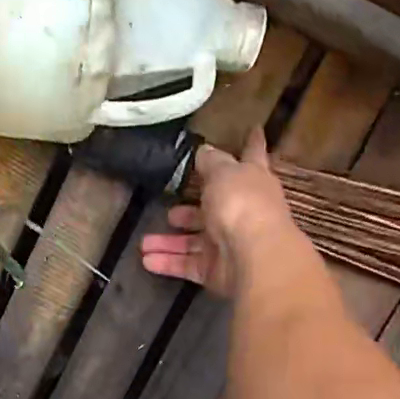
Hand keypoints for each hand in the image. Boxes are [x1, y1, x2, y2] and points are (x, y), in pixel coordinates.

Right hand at [140, 127, 299, 297]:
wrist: (254, 256)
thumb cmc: (241, 204)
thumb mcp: (223, 173)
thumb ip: (211, 163)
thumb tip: (204, 150)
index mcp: (250, 180)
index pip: (251, 155)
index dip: (252, 143)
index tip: (254, 129)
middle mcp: (241, 211)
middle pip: (212, 209)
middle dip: (191, 211)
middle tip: (170, 211)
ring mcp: (228, 243)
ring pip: (193, 241)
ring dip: (169, 241)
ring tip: (144, 242)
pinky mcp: (215, 269)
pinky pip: (187, 264)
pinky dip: (168, 262)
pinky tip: (146, 260)